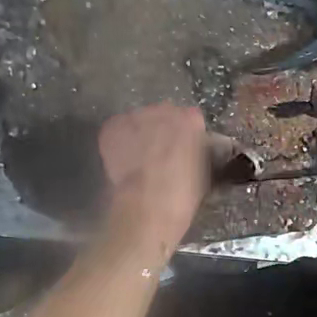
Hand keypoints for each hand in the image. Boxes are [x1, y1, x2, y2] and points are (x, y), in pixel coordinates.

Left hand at [97, 104, 210, 255]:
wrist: (149, 205)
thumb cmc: (184, 195)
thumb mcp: (202, 171)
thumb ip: (199, 151)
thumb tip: (193, 148)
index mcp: (191, 120)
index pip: (191, 117)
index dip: (187, 134)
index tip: (185, 149)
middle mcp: (164, 110)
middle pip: (164, 113)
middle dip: (162, 129)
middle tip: (161, 154)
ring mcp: (136, 117)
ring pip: (139, 119)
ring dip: (140, 133)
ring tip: (139, 157)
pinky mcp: (114, 127)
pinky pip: (118, 127)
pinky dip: (120, 139)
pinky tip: (123, 158)